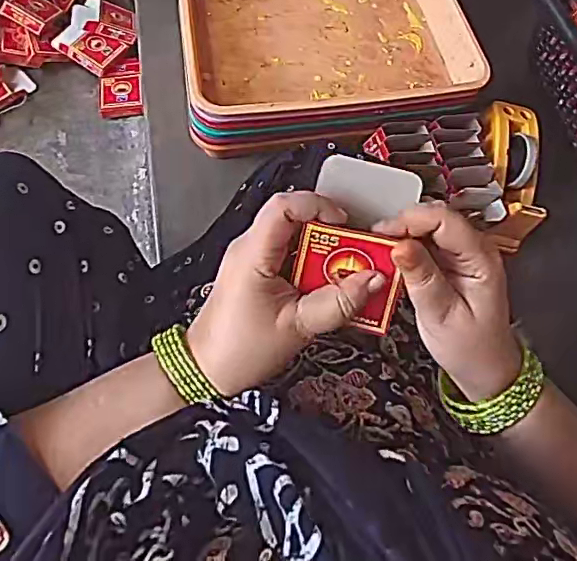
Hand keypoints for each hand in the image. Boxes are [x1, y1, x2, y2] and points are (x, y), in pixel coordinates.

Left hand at [187, 191, 386, 394]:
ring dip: (322, 249)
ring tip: (341, 273)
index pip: (284, 205)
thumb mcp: (297, 328)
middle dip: (329, 232)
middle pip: (294, 216)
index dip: (318, 206)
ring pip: (295, 234)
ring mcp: (252, 256)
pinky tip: (323, 285)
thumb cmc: (238, 351)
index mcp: (253, 253)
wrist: (205, 370)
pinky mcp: (258, 268)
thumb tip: (371, 280)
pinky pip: (290, 251)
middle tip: (352, 253)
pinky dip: (312, 262)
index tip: (344, 224)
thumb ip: (337, 303)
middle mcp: (250, 246)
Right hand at [374, 204, 519, 400]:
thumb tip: (399, 245)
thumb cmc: (472, 349)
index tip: (385, 233)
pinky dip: (406, 243)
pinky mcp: (452, 257)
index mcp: (481, 258)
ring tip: (381, 249)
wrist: (486, 369)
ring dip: (402, 232)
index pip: (445, 219)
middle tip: (378, 242)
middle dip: (403, 224)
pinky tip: (393, 256)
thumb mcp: (441, 317)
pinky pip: (426, 238)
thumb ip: (422, 278)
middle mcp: (475, 247)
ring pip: (428, 224)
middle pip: (435, 216)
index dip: (411, 220)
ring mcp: (464, 251)